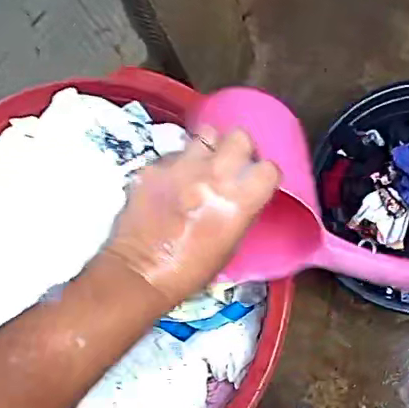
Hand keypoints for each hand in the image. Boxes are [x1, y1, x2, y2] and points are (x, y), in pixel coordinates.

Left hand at [96, 125, 280, 308]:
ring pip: (205, 135)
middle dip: (239, 149)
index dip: (265, 175)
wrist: (140, 272)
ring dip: (209, 149)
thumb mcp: (230, 245)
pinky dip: (177, 165)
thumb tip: (241, 195)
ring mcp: (180, 167)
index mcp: (238, 201)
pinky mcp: (153, 166)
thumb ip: (240, 211)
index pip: (269, 169)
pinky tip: (171, 185)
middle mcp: (213, 176)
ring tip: (201, 168)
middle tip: (232, 165)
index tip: (258, 182)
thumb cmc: (191, 270)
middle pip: (240, 136)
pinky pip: (174, 154)